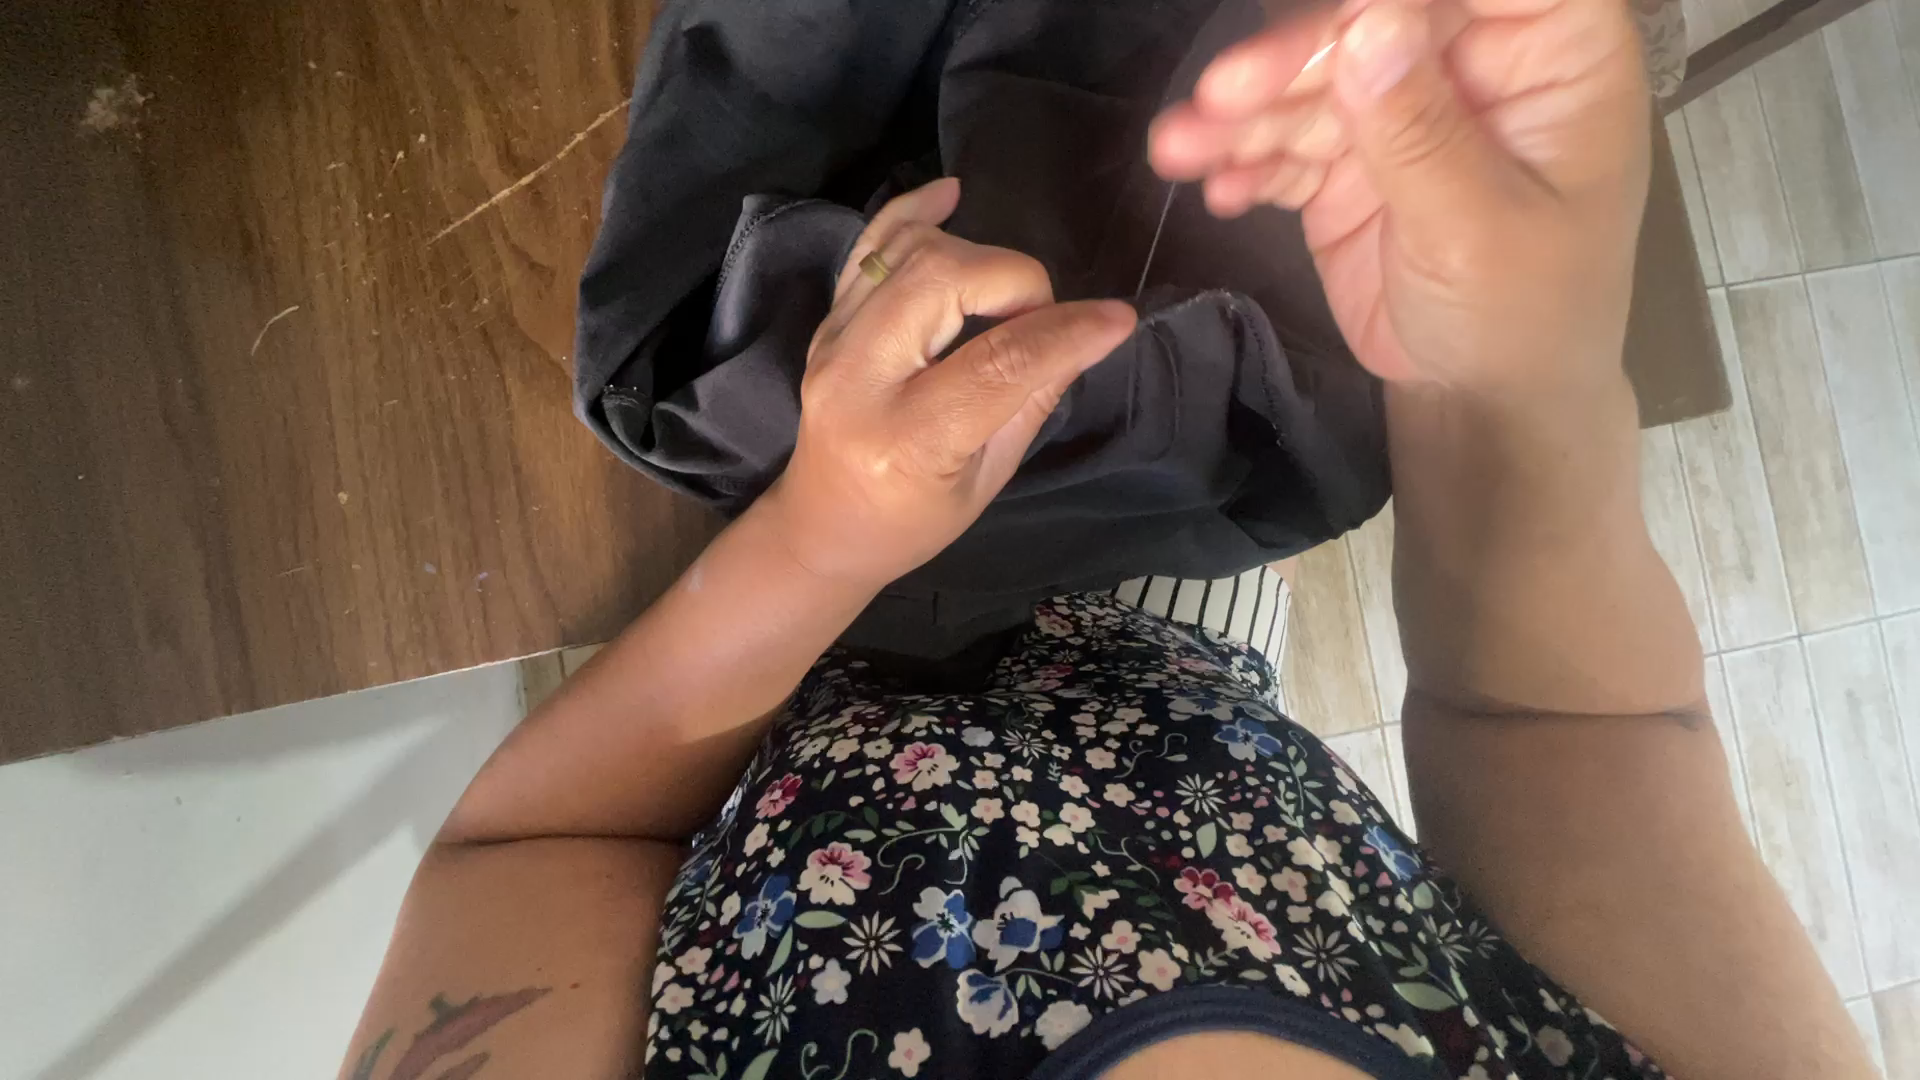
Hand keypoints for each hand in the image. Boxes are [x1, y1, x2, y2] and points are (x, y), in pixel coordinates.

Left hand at [755, 178, 1137, 589]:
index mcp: (907, 440)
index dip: (1066, 332)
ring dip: (976, 254)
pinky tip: (951, 199)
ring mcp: (833, 344)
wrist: (823, 526)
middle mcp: (860, 381)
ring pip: (909, 252)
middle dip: (1015, 281)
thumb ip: (1029, 402)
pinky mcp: (825, 325)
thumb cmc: (910, 523)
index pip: (998, 363)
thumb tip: (1079, 335)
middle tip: (1039, 317)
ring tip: (1005, 292)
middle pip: (943, 280)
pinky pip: (868, 248)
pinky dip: (912, 215)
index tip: (1116, 319)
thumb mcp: (985, 481)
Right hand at [1148, 0, 1651, 398]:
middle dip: (1288, 64)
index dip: (1389, 2)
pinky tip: (1220, 192)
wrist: (1471, 390)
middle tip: (1215, 98)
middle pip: (1366, 32)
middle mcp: (1462, 73)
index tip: (1324, 30)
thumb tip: (1367, 26)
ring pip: (1310, 96)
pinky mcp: (1341, 177)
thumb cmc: (1517, 309)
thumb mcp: (1478, 225)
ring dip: (1242, 122)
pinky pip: (1285, 158)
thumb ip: (1421, 133)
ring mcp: (1393, 126)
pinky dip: (1248, 172)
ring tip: (1178, 147)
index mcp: (1545, 55)